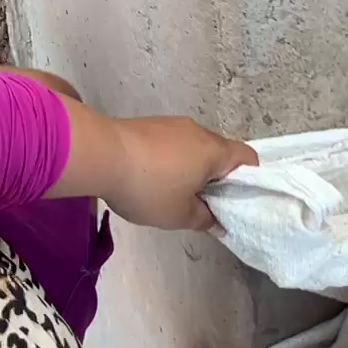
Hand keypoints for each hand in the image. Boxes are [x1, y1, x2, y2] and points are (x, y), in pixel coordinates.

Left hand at [105, 117, 258, 230]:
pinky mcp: (146, 125)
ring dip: (189, 169)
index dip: (248, 181)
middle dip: (215, 178)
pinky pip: (169, 143)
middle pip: (219, 153)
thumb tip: (218, 222)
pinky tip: (151, 178)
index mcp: (213, 150)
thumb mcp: (179, 215)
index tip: (234, 202)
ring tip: (173, 193)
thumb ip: (205, 219)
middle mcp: (195, 130)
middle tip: (203, 204)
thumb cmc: (147, 186)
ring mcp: (169, 124)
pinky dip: (168, 160)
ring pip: (192, 148)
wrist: (99, 154)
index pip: (248, 159)